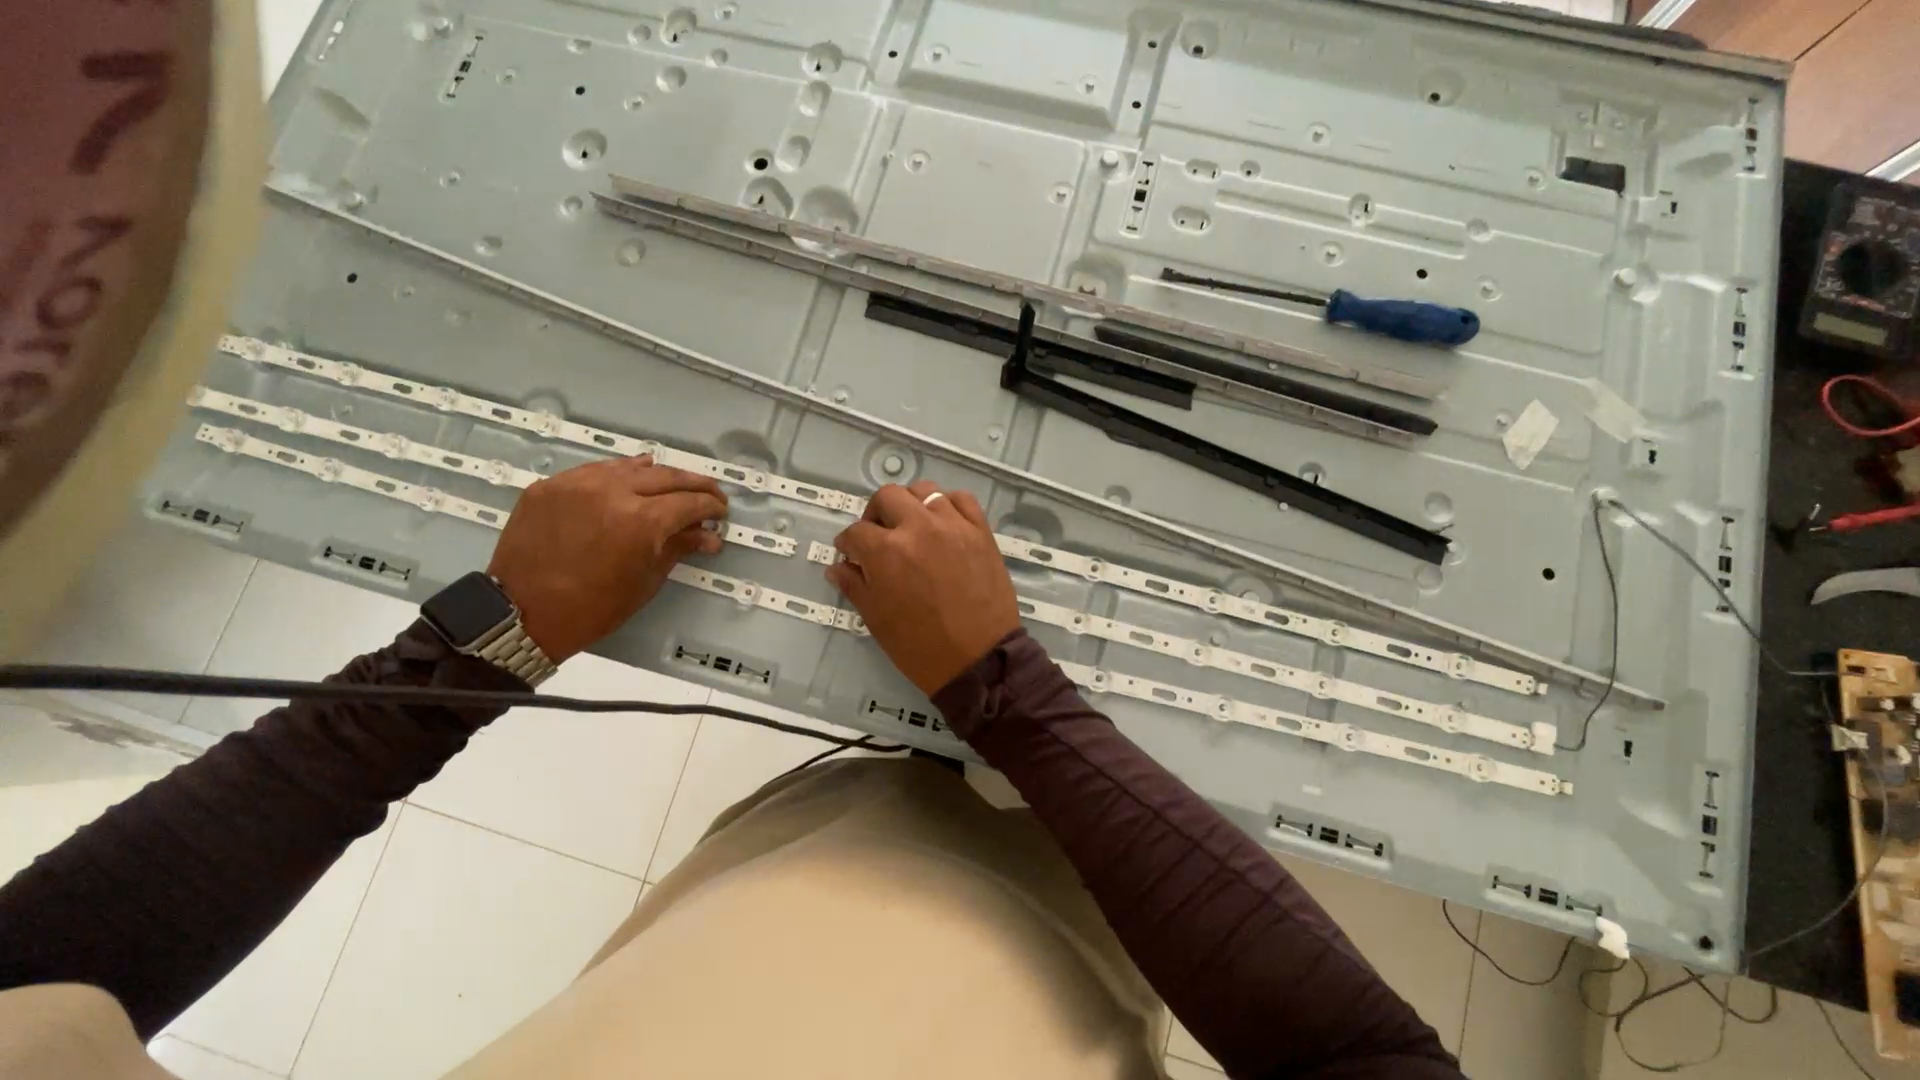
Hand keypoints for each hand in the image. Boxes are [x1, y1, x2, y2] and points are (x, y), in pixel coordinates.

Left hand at [488, 456, 726, 661]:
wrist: (523, 615)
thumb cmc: (593, 609)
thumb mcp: (645, 581)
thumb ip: (677, 548)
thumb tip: (707, 535)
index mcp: (641, 521)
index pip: (688, 502)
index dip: (710, 505)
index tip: (720, 511)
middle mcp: (612, 491)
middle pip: (665, 477)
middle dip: (693, 485)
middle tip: (708, 493)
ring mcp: (577, 484)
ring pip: (629, 467)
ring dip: (657, 474)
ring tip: (672, 482)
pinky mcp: (550, 485)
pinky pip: (594, 471)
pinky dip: (618, 474)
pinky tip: (628, 478)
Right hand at [826, 481, 1020, 695]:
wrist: (978, 660)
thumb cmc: (921, 647)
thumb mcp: (877, 619)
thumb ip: (855, 586)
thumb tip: (837, 567)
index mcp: (887, 552)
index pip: (856, 532)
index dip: (848, 544)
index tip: (850, 554)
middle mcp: (918, 528)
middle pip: (887, 497)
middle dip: (875, 515)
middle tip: (877, 536)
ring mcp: (953, 526)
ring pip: (924, 491)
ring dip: (910, 505)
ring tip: (910, 526)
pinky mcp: (981, 531)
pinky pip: (961, 499)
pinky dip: (947, 504)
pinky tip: (942, 521)